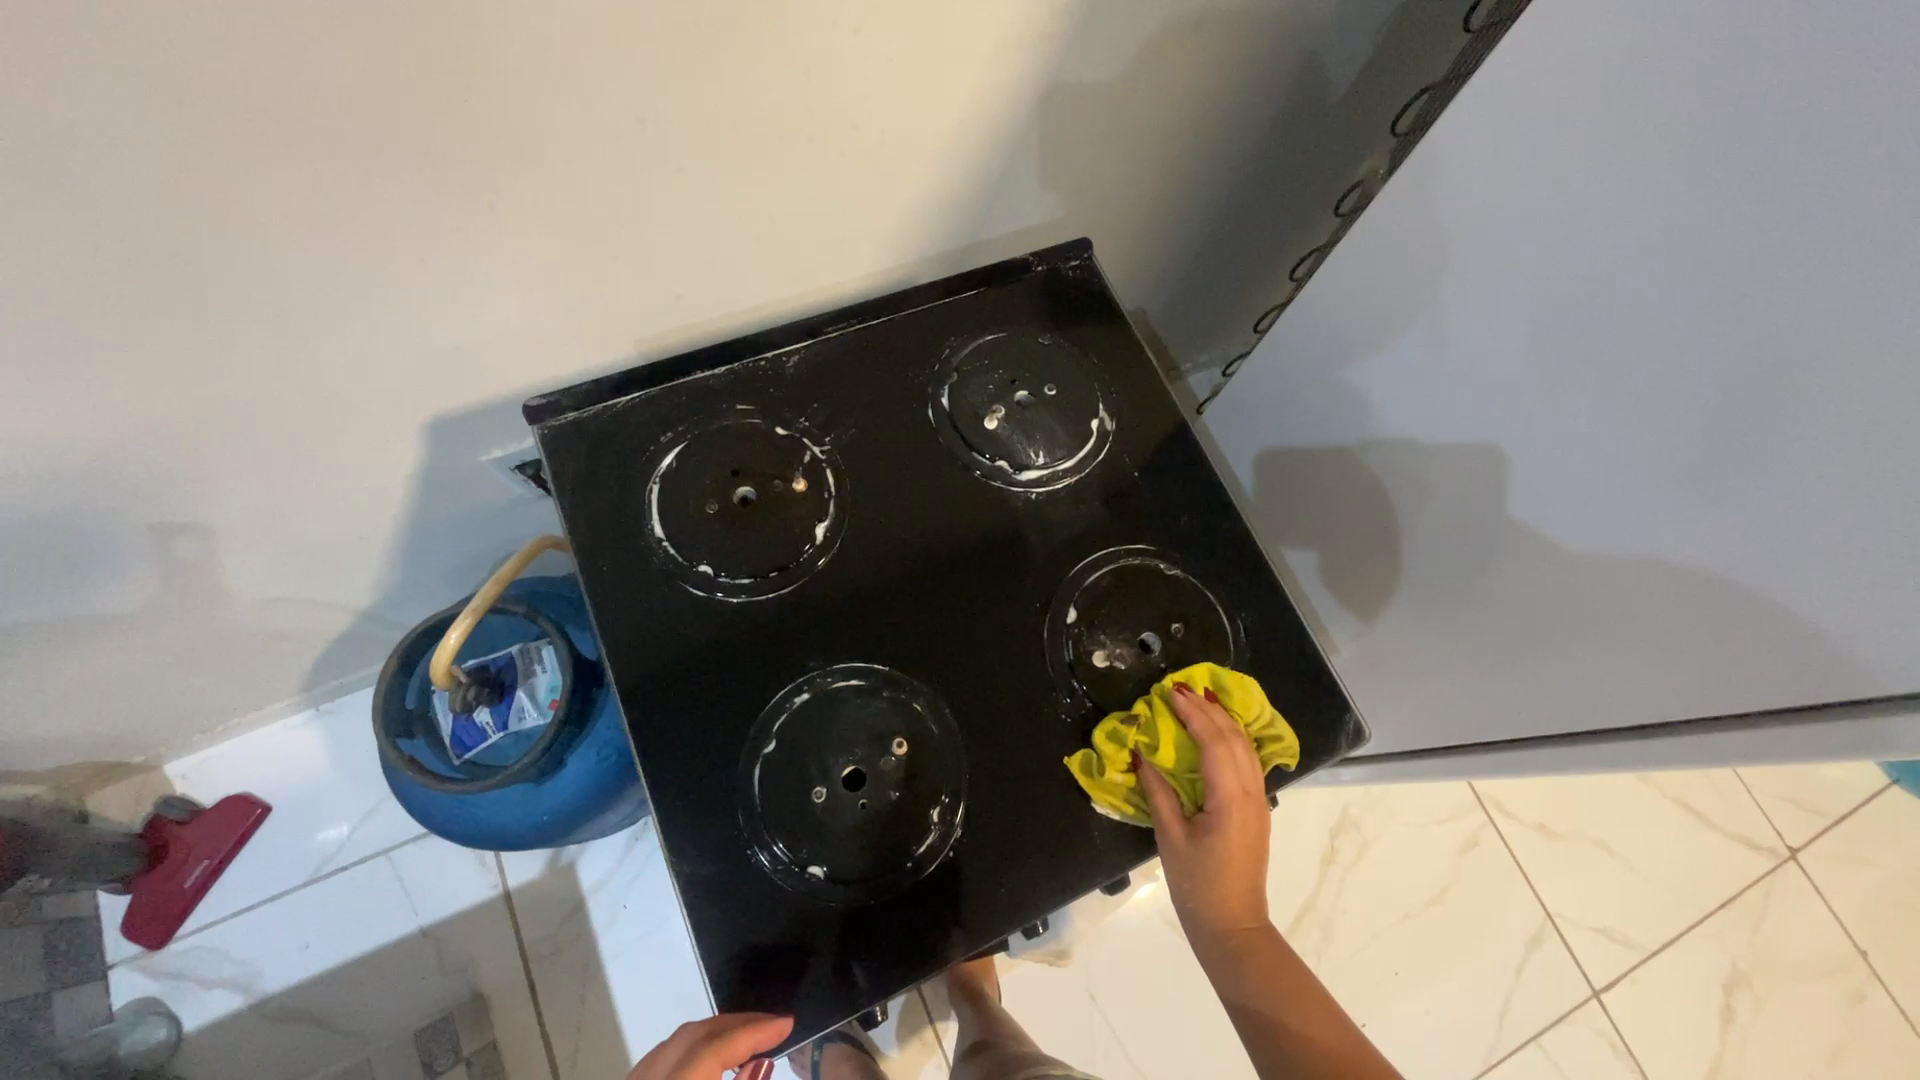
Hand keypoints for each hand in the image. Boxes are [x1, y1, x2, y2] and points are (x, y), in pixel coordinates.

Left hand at [626, 1013, 791, 1079]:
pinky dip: (691, 1048)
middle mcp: (650, 1077)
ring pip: (674, 1042)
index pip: (714, 1047)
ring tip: (749, 1037)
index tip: (788, 1023)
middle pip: (693, 1036)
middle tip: (774, 1025)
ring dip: (716, 1033)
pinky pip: (661, 1057)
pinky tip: (710, 1056)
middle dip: (737, 1025)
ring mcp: (635, 1079)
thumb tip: (760, 1061)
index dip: (754, 1031)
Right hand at [1135, 684, 1271, 949]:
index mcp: (1230, 798)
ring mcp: (1259, 801)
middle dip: (1208, 709)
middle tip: (1182, 687)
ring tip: (1201, 700)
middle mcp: (1251, 792)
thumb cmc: (1196, 885)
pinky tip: (1218, 733)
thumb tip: (1141, 754)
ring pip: (1246, 748)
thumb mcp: (1170, 837)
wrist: (1232, 926)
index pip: (1214, 741)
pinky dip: (1232, 739)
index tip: (1171, 691)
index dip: (1193, 713)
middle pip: (1234, 738)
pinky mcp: (1257, 810)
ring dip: (1224, 721)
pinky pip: (1248, 762)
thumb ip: (1157, 791)